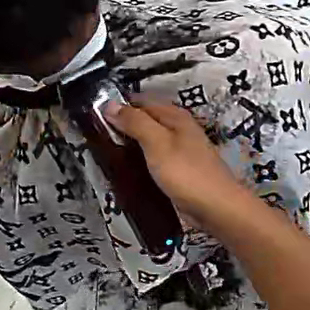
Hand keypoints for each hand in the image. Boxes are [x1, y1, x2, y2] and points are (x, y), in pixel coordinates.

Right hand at [108, 101, 256, 228]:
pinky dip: (141, 162)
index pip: (141, 101)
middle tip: (95, 137)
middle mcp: (180, 130)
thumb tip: (109, 104)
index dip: (119, 105)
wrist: (216, 207)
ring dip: (131, 146)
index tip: (94, 115)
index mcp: (176, 117)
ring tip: (106, 154)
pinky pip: (155, 161)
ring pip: (150, 142)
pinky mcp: (180, 172)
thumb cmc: (186, 173)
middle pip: (146, 121)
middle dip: (123, 126)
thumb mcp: (156, 142)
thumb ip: (134, 122)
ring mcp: (181, 152)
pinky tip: (128, 172)